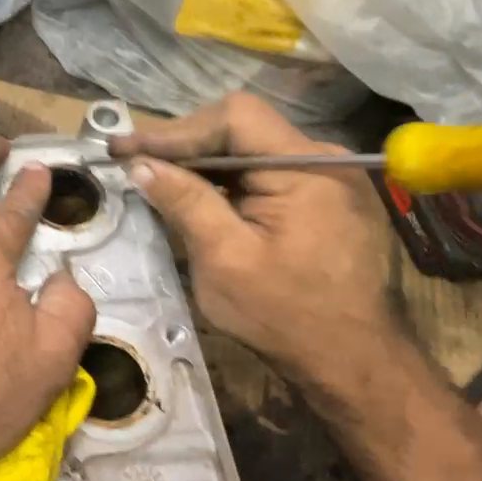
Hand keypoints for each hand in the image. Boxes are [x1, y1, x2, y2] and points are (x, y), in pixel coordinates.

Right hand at [109, 94, 402, 388]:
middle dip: (185, 143)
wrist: (354, 361)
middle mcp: (324, 159)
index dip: (176, 131)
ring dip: (203, 161)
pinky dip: (227, 180)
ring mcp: (329, 177)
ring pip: (251, 148)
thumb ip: (185, 203)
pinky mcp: (325, 197)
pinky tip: (198, 194)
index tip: (127, 149)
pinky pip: (266, 172)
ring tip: (155, 174)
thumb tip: (140, 164)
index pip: (234, 118)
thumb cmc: (286, 315)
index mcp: (306, 168)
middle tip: (133, 160)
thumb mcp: (224, 260)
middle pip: (242, 127)